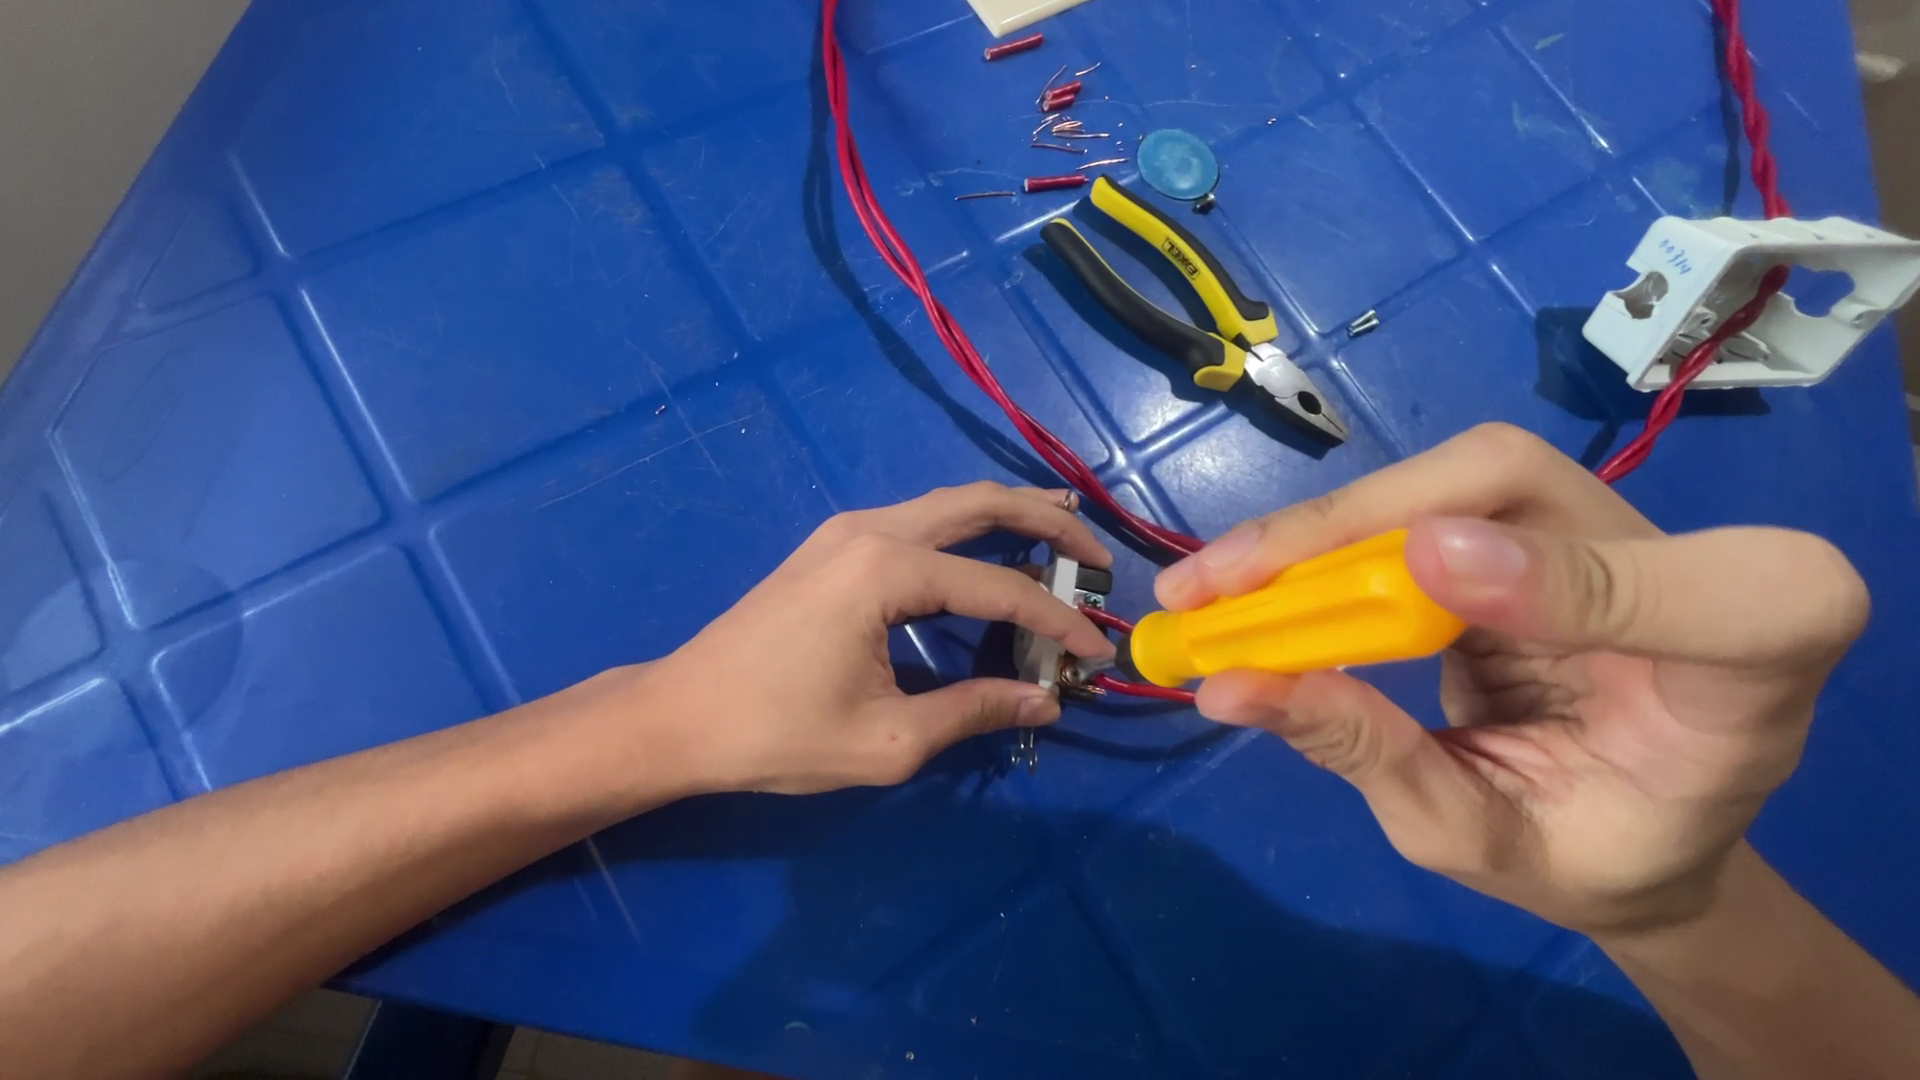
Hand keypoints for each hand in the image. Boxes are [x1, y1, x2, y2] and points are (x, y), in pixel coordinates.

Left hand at [643, 482, 1114, 795]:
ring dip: (1011, 515)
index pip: (998, 587)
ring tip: (1065, 537)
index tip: (1096, 650)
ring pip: (950, 503)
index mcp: (885, 570)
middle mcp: (871, 529)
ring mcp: (848, 529)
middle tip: (1099, 554)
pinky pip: (921, 521)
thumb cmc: (775, 734)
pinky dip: (970, 530)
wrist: (678, 715)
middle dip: (1049, 521)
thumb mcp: (886, 740)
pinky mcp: (835, 544)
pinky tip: (993, 551)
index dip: (1057, 619)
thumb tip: (1048, 699)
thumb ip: (974, 710)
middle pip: (980, 503)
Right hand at [1156, 424, 1868, 938]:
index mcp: (1744, 669)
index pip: (1724, 593)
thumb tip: (1230, 685)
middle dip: (1340, 528)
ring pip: (1431, 481)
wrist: (1630, 825)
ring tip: (1198, 590)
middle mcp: (1673, 565)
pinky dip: (1309, 544)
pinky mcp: (1504, 530)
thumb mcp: (1472, 837)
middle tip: (1215, 587)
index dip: (1579, 573)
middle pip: (1500, 482)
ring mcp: (1581, 530)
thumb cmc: (1581, 851)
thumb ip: (1371, 758)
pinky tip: (1241, 580)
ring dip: (1302, 533)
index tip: (1432, 574)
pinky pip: (1398, 510)